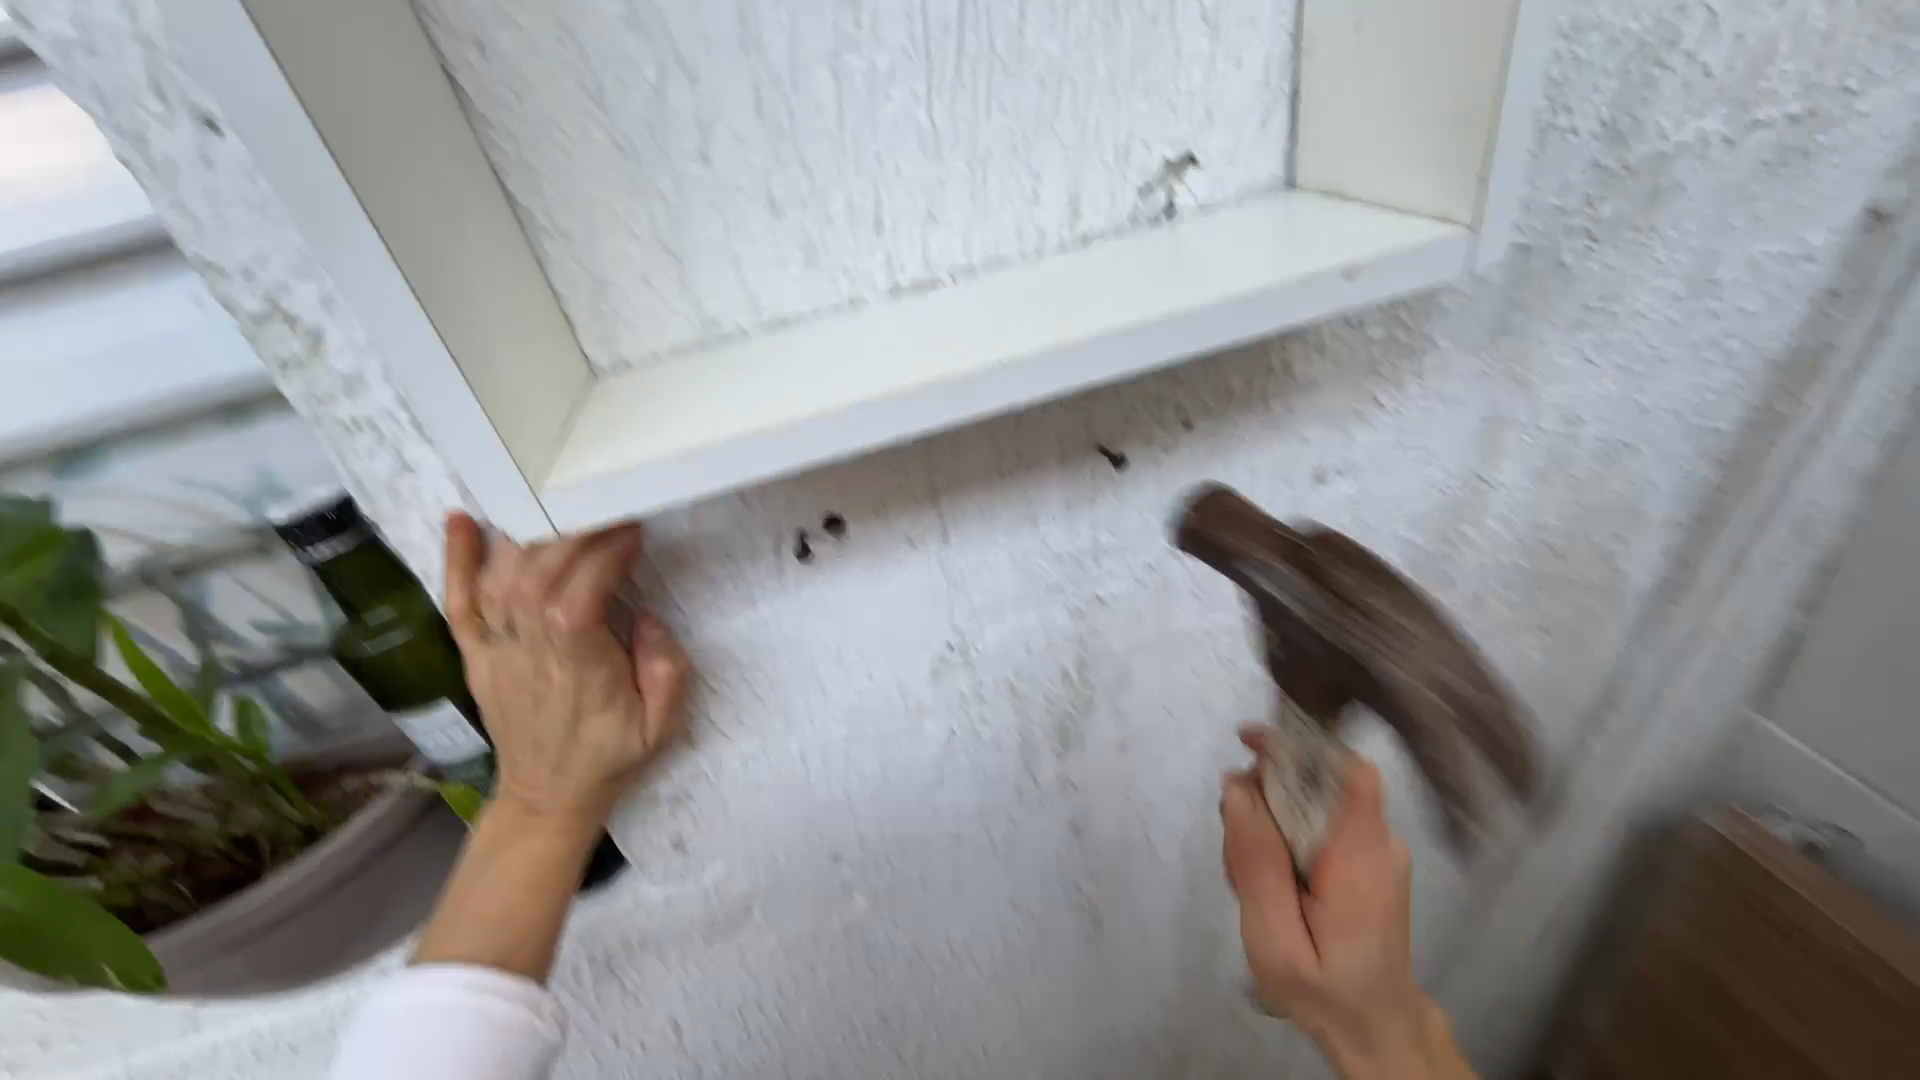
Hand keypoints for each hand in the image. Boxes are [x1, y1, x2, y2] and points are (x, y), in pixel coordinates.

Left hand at [442, 512, 691, 831]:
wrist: (548, 795)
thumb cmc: (611, 755)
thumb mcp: (662, 727)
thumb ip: (666, 672)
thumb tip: (646, 619)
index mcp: (579, 674)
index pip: (575, 604)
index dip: (600, 561)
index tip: (631, 532)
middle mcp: (530, 657)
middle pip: (534, 582)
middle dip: (570, 535)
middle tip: (604, 506)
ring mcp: (496, 654)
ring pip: (498, 584)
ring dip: (527, 537)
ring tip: (558, 501)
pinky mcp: (477, 655)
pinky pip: (459, 605)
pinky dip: (455, 561)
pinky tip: (461, 520)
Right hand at [1223, 730, 1461, 1079]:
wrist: (1374, 1029)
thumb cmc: (1324, 991)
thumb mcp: (1274, 938)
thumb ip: (1257, 862)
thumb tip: (1236, 787)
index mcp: (1361, 856)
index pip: (1350, 770)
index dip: (1299, 745)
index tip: (1248, 745)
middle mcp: (1376, 840)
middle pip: (1313, 781)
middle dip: (1261, 798)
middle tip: (1233, 854)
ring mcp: (1373, 847)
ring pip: (1307, 801)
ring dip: (1265, 824)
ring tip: (1247, 880)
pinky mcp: (1363, 855)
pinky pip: (1313, 821)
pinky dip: (1280, 838)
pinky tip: (1267, 882)